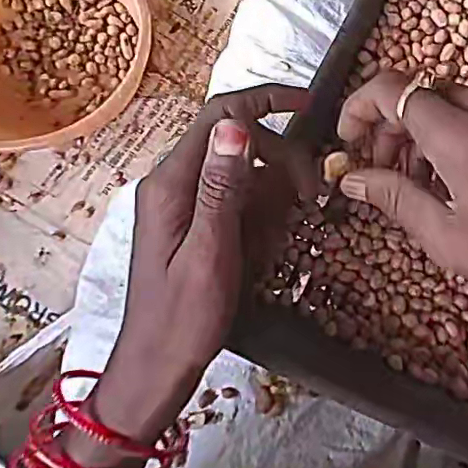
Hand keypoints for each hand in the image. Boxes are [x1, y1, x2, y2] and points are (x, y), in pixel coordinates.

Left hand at [85, 85, 316, 443]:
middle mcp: (173, 183)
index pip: (220, 117)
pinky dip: (260, 211)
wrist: (155, 366)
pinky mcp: (192, 222)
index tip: (309, 103)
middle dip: (279, 158)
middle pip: (234, 141)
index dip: (265, 100)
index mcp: (172, 183)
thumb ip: (221, 188)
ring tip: (297, 218)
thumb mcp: (209, 253)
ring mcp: (181, 202)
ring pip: (239, 172)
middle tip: (312, 194)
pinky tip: (271, 239)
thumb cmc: (182, 319)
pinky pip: (234, 199)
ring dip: (273, 188)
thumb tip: (236, 125)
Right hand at [335, 69, 467, 314]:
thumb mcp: (446, 236)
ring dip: (420, 132)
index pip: (392, 91)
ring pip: (448, 101)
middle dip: (388, 127)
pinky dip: (453, 132)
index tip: (349, 138)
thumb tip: (353, 178)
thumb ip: (393, 196)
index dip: (359, 108)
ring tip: (419, 181)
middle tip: (381, 170)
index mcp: (464, 138)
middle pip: (418, 94)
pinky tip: (454, 175)